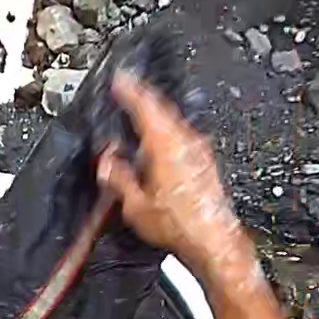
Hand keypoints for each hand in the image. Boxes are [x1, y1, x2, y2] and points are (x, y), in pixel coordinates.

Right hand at [96, 72, 256, 286]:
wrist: (210, 240)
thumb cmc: (177, 224)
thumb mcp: (135, 204)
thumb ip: (118, 178)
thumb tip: (108, 162)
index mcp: (165, 146)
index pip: (146, 106)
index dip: (130, 90)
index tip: (120, 79)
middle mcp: (186, 142)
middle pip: (162, 110)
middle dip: (143, 100)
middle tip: (128, 92)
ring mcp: (198, 151)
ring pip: (173, 124)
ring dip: (154, 119)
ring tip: (139, 119)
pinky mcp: (204, 163)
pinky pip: (181, 138)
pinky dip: (165, 135)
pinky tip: (157, 147)